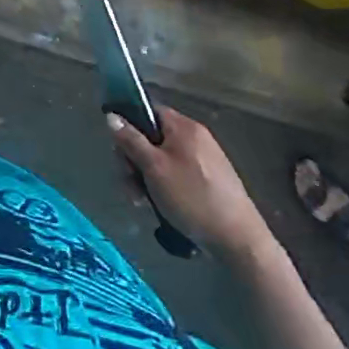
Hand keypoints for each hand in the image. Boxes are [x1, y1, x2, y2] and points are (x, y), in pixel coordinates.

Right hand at [107, 106, 271, 258]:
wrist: (236, 237)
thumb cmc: (191, 197)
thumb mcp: (154, 168)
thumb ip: (131, 140)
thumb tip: (112, 116)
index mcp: (184, 127)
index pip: (148, 111)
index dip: (128, 127)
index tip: (119, 152)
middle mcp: (195, 137)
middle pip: (152, 138)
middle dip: (134, 161)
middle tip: (130, 186)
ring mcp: (203, 160)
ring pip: (161, 160)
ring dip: (146, 179)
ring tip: (143, 202)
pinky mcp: (208, 180)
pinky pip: (176, 175)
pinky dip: (163, 188)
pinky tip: (160, 207)